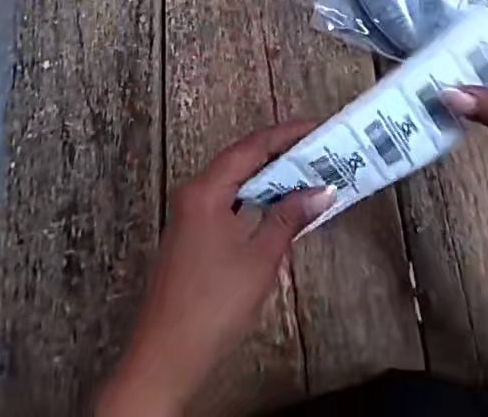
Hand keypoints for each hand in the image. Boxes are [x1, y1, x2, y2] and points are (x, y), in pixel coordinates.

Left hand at [96, 122, 335, 416]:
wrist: (165, 360)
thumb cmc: (215, 304)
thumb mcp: (261, 258)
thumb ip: (290, 217)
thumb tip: (322, 189)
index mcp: (206, 191)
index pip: (251, 147)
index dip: (286, 134)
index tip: (317, 127)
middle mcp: (194, 195)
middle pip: (241, 161)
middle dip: (279, 153)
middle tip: (317, 149)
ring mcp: (189, 217)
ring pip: (235, 183)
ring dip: (269, 178)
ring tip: (306, 174)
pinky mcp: (192, 238)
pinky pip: (228, 202)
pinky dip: (255, 199)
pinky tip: (278, 209)